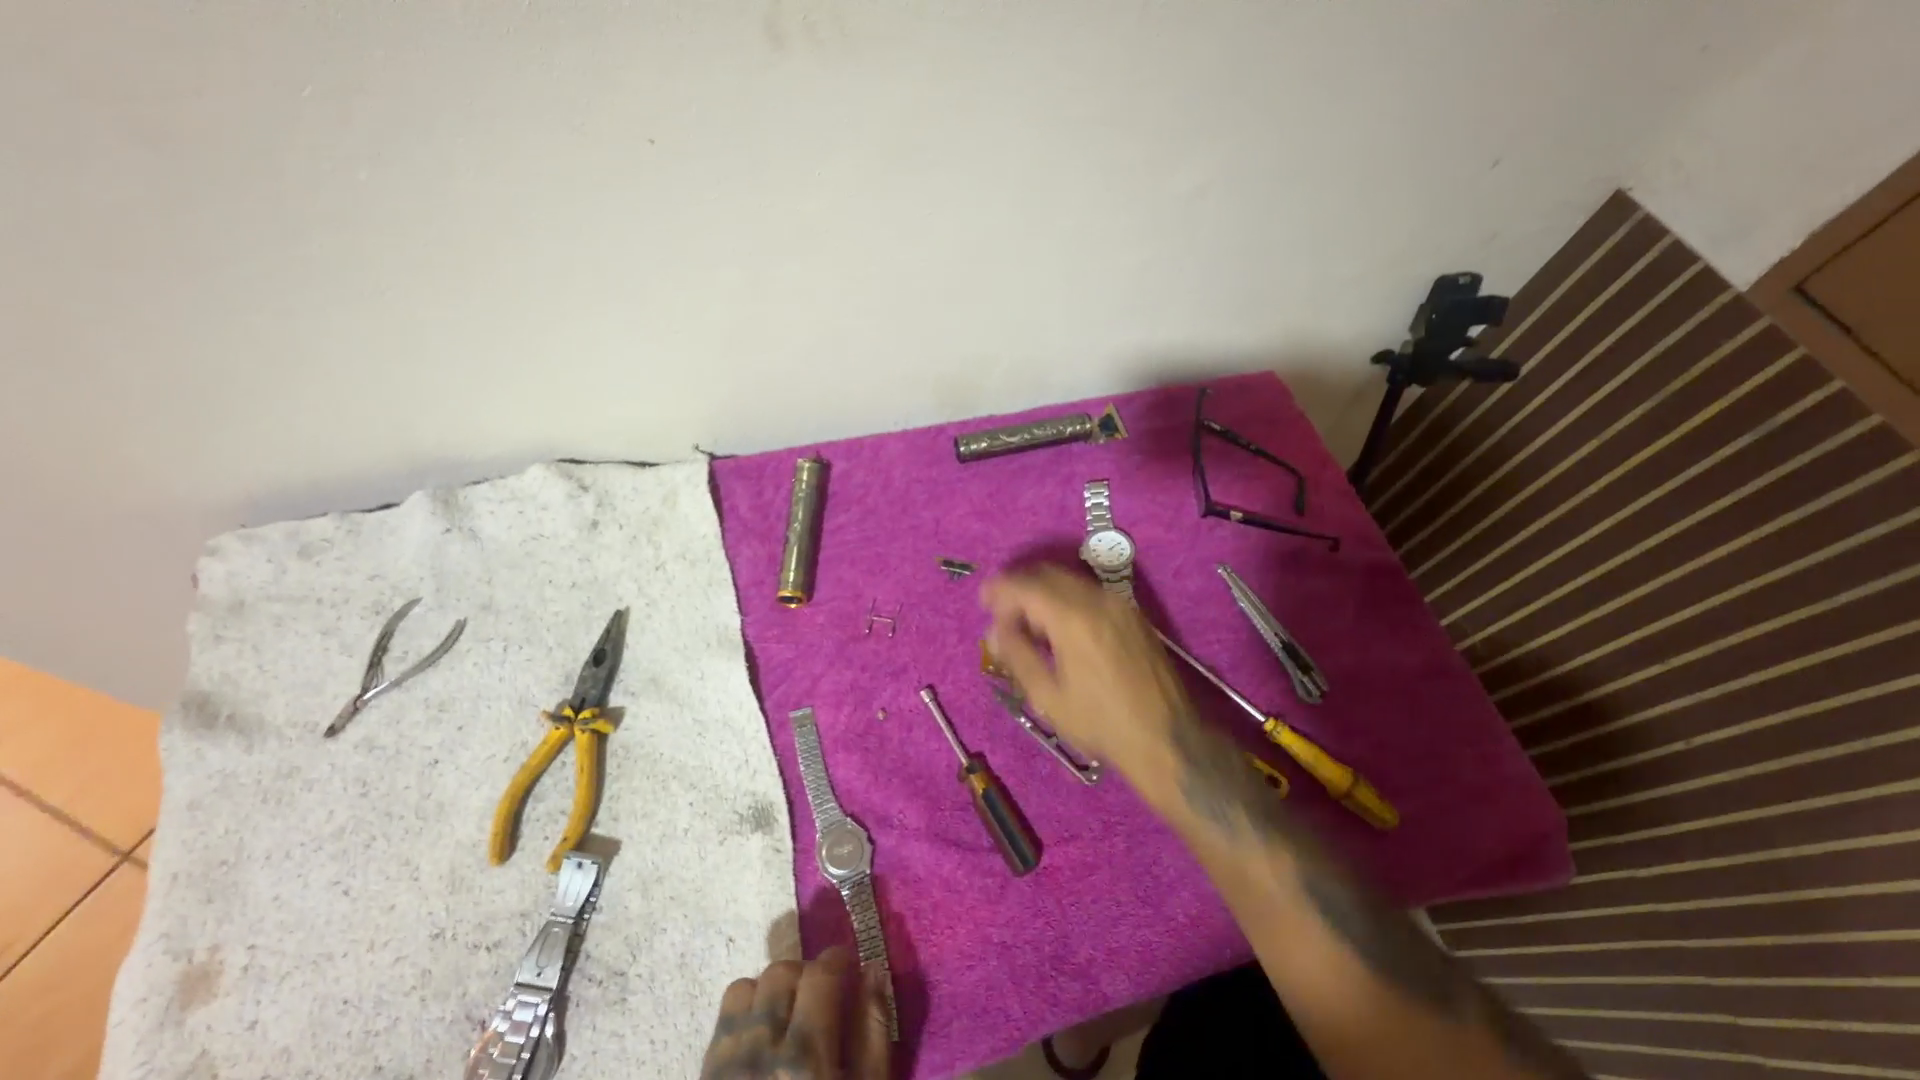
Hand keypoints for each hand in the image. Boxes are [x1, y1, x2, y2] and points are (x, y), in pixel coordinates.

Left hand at [701, 947, 890, 1078]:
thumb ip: (872, 1032)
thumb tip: (871, 973)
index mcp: (806, 1058)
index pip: (819, 975)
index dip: (838, 959)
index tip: (849, 964)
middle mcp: (760, 1050)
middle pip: (779, 972)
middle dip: (805, 971)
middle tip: (824, 991)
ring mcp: (727, 1062)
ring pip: (744, 987)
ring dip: (771, 988)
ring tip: (790, 1011)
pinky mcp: (706, 1074)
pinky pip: (723, 1019)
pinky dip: (746, 1012)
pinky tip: (764, 1036)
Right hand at [982, 565, 1194, 793]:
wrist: (1166, 737)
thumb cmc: (1101, 723)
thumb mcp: (1049, 698)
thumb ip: (1018, 656)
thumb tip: (995, 631)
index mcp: (1073, 618)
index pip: (1026, 585)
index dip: (999, 589)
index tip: (983, 602)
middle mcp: (1098, 600)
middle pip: (1048, 574)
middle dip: (1020, 587)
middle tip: (1001, 613)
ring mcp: (1120, 604)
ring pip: (1071, 581)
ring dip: (1044, 592)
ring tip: (1027, 623)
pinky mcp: (1133, 615)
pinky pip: (1091, 593)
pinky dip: (1067, 599)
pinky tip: (1060, 628)